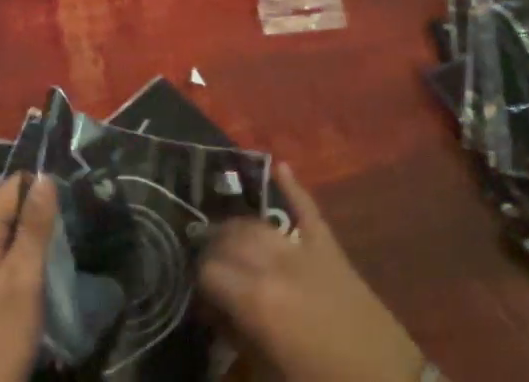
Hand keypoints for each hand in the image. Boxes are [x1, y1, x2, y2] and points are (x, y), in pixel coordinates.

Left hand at [0, 174, 57, 381]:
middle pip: (11, 205)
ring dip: (32, 240)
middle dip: (39, 220)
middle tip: (64, 245)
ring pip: (9, 228)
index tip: (69, 219)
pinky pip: (1, 248)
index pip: (15, 186)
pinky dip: (21, 256)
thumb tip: (46, 178)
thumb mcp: (22, 282)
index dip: (44, 196)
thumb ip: (34, 228)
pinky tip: (36, 275)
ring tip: (55, 259)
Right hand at [199, 163, 425, 381]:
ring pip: (255, 223)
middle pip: (227, 240)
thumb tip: (218, 314)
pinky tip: (279, 166)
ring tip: (227, 241)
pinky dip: (292, 187)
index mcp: (256, 301)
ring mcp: (303, 251)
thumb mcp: (270, 373)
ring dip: (236, 228)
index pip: (208, 271)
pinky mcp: (330, 249)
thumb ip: (238, 337)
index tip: (201, 299)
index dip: (199, 283)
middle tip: (210, 271)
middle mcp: (274, 265)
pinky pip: (307, 209)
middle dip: (212, 252)